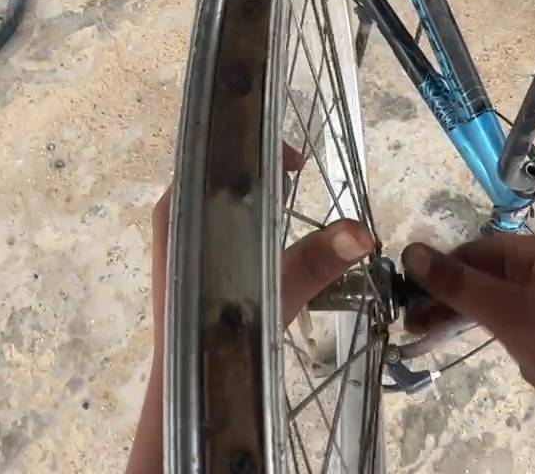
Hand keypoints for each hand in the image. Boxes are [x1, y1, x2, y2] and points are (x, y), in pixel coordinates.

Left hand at [149, 150, 375, 349]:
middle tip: (295, 182)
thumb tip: (360, 231)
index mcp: (182, 207)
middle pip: (221, 172)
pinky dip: (245, 212)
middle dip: (262, 171)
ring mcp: (177, 233)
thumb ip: (317, 259)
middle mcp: (174, 212)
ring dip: (255, 192)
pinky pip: (217, 214)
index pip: (218, 155)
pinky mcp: (184, 253)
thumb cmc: (231, 333)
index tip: (296, 163)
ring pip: (220, 194)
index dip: (259, 149)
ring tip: (287, 199)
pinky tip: (270, 226)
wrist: (198, 386)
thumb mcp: (278, 290)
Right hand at [400, 235, 534, 406]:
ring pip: (512, 309)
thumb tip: (410, 250)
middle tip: (416, 330)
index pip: (476, 251)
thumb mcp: (511, 315)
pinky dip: (524, 348)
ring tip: (475, 352)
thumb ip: (458, 284)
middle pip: (491, 278)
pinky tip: (534, 371)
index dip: (441, 272)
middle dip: (457, 304)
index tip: (409, 301)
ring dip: (492, 328)